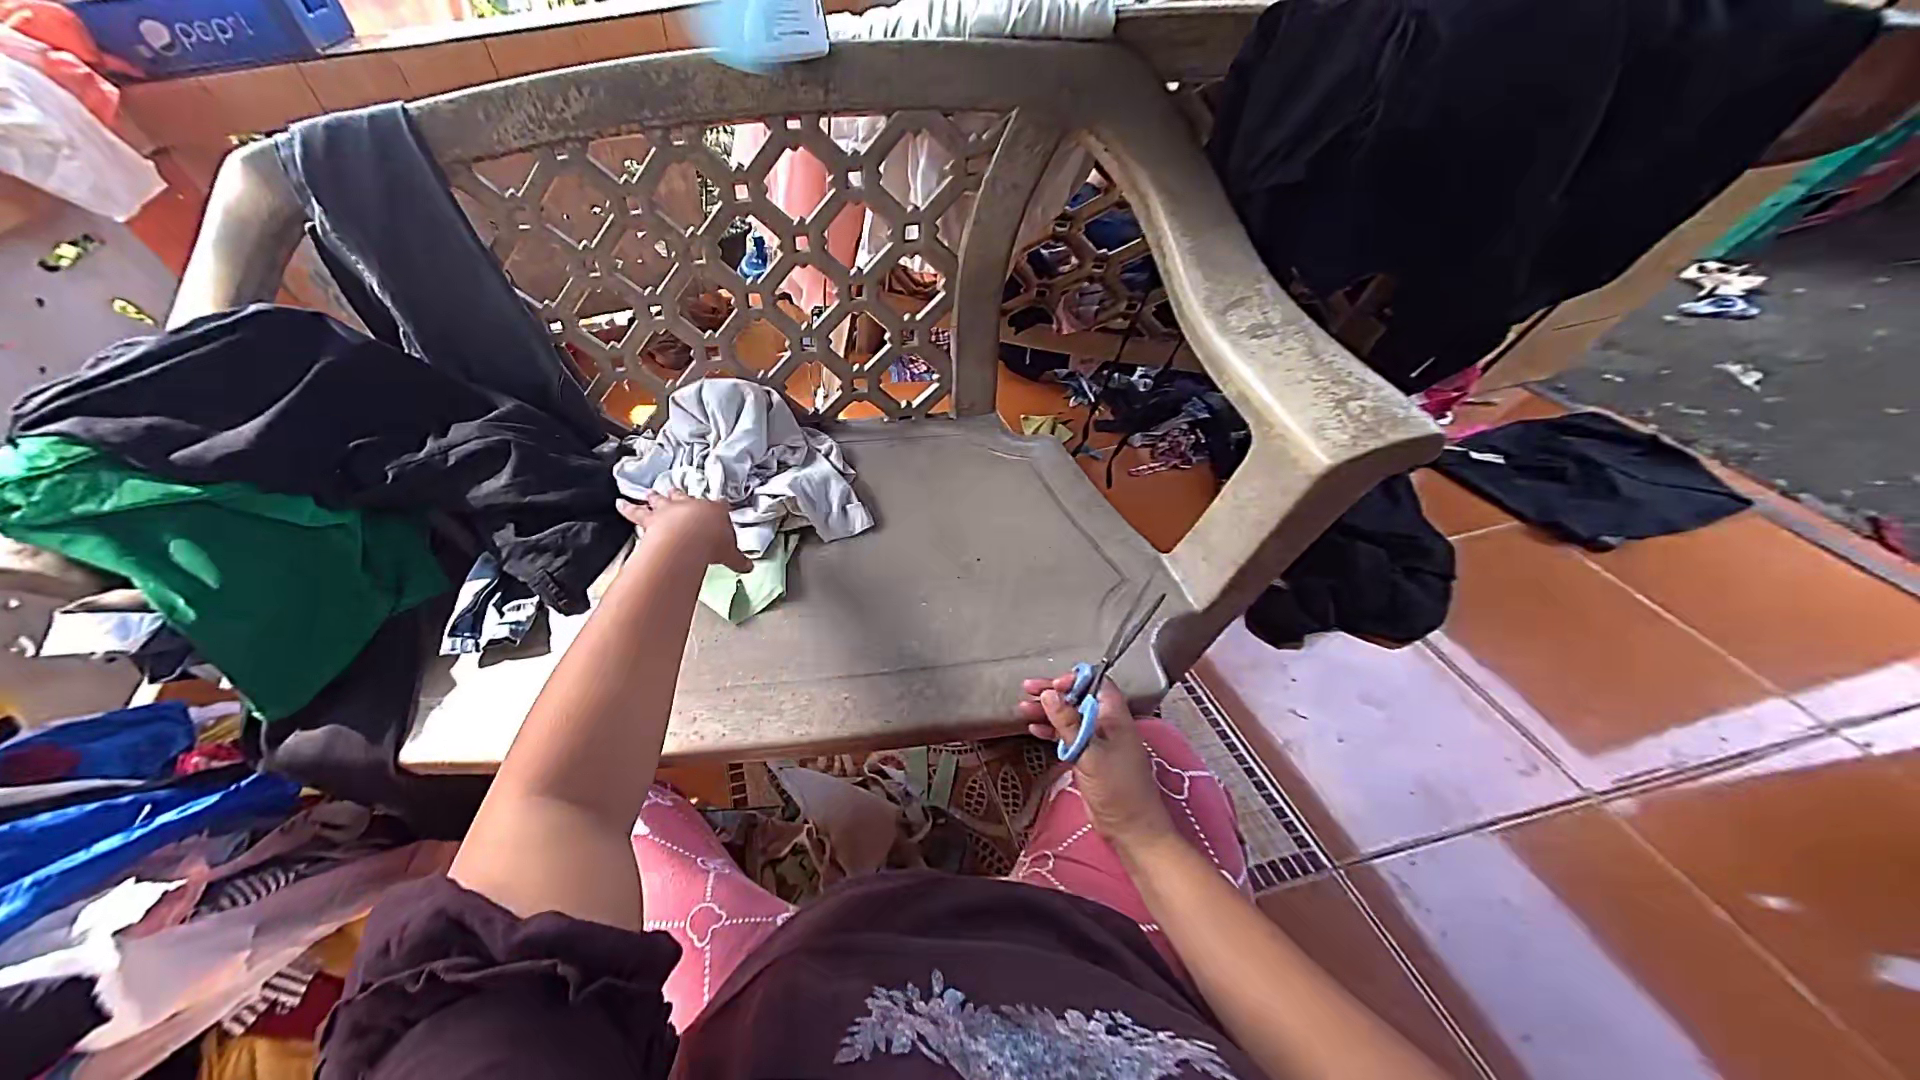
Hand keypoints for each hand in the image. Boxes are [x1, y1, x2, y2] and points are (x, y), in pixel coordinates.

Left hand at [618, 492, 751, 571]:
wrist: (691, 538)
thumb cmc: (714, 542)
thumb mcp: (732, 554)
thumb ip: (739, 560)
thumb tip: (750, 568)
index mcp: (715, 510)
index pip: (720, 506)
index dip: (720, 507)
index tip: (720, 507)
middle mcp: (691, 505)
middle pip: (685, 497)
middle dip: (681, 495)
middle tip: (676, 492)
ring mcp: (670, 509)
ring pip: (660, 500)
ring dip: (655, 497)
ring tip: (649, 493)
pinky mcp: (651, 518)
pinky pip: (636, 511)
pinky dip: (627, 507)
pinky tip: (619, 502)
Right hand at [1017, 673, 1175, 850]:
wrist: (1130, 829)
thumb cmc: (1117, 789)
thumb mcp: (1089, 752)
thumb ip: (1068, 723)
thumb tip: (1050, 693)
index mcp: (1115, 717)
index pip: (1097, 684)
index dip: (1075, 679)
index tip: (1053, 685)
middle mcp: (1106, 724)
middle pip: (1079, 698)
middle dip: (1054, 693)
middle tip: (1028, 689)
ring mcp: (1097, 741)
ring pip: (1070, 717)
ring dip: (1048, 711)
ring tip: (1023, 707)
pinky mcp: (1088, 757)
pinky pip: (1068, 736)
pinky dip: (1051, 730)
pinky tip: (1034, 727)